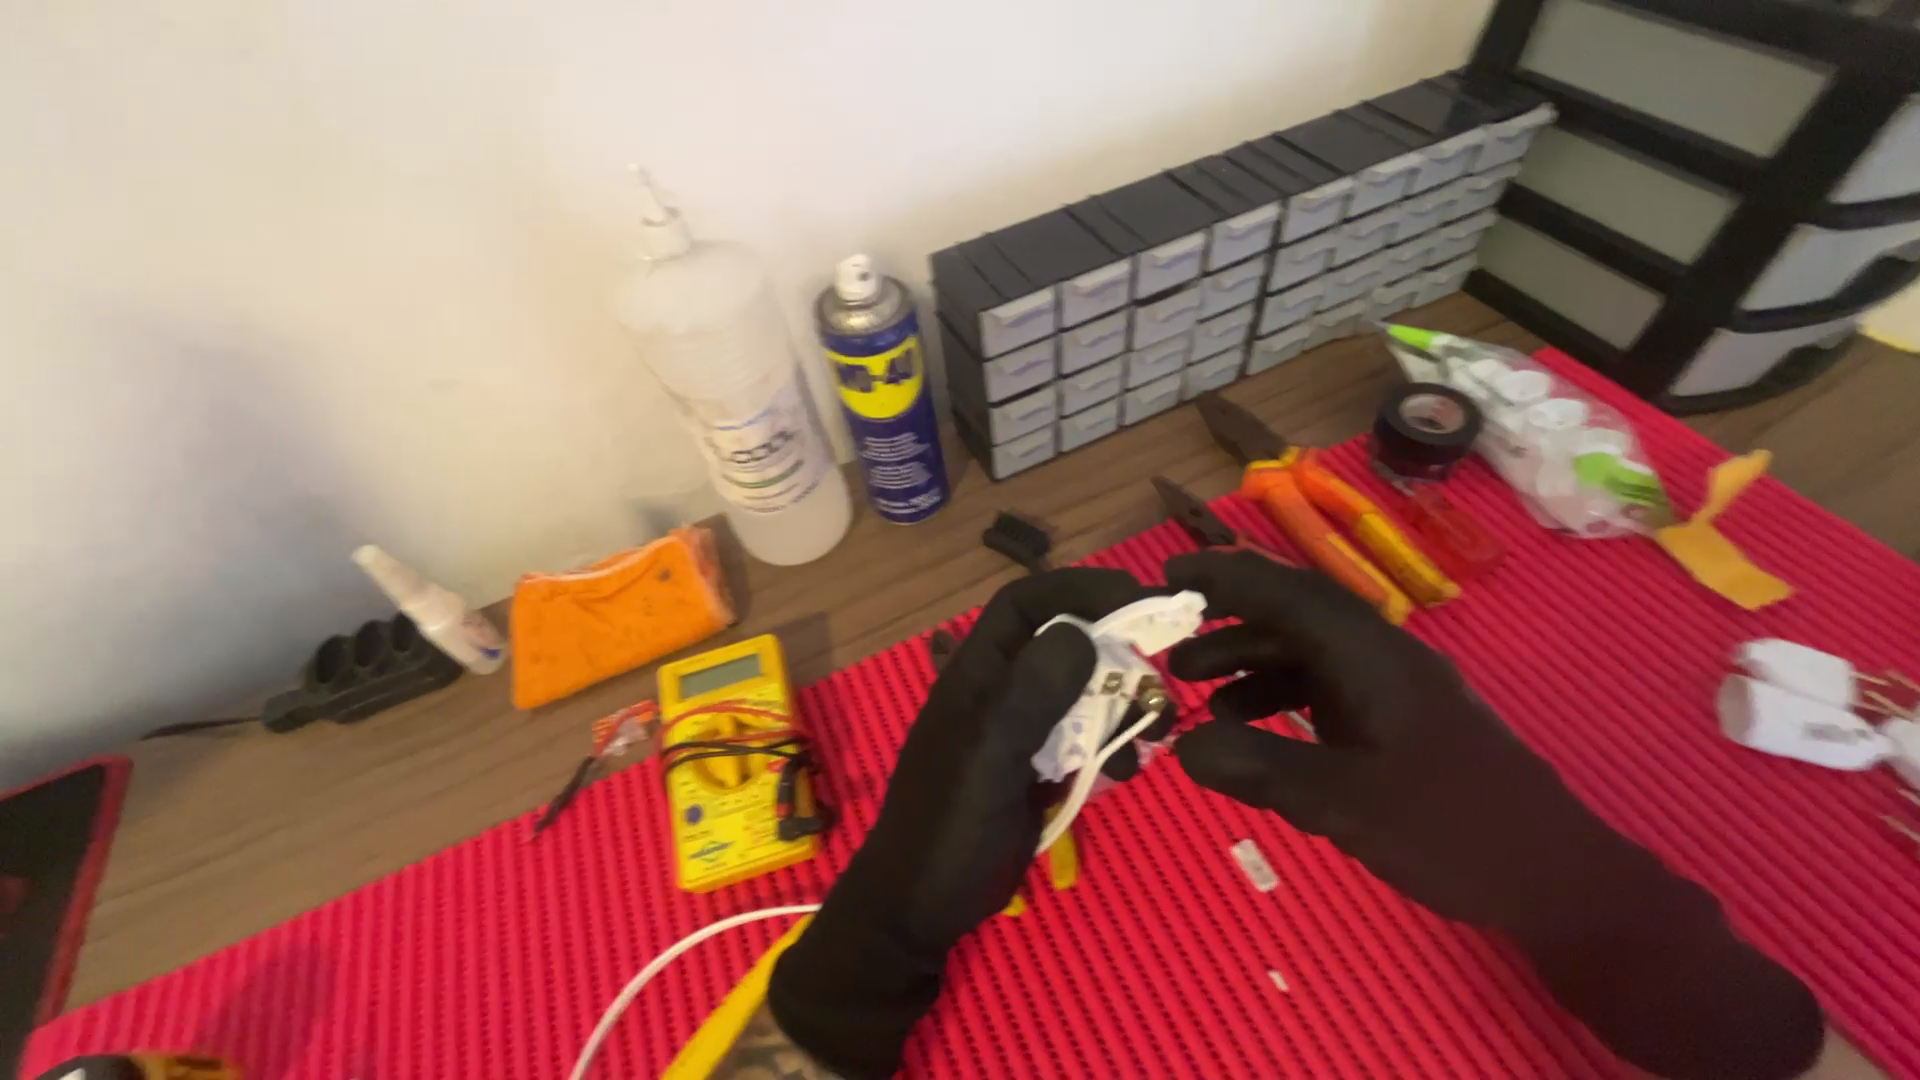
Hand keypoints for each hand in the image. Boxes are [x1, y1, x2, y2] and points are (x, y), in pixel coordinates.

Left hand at [770, 567, 1152, 1078]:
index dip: (1078, 589)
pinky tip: (1126, 770)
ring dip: (1123, 703)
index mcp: (977, 672)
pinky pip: (1086, 738)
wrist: (923, 905)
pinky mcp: (1040, 767)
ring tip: (1154, 728)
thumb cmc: (947, 824)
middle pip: (1066, 644)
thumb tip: (1082, 634)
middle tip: (1162, 670)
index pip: (1026, 602)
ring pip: (1083, 692)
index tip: (1137, 597)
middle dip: (1116, 650)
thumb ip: (1030, 693)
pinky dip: (1114, 745)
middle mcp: (1002, 690)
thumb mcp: (988, 754)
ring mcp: (1022, 729)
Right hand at [1164, 551, 1822, 1079]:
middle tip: (1171, 634)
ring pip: (1303, 651)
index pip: (1286, 594)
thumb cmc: (1452, 831)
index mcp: (1371, 656)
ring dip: (1247, 659)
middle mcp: (1379, 656)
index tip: (1168, 574)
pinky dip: (1275, 694)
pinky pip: (1320, 686)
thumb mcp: (1343, 802)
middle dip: (1227, 618)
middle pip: (1292, 613)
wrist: (1558, 881)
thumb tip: (1182, 744)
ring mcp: (1389, 686)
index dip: (1224, 578)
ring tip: (1194, 686)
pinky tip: (1247, 724)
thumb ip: (1258, 767)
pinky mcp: (1393, 718)